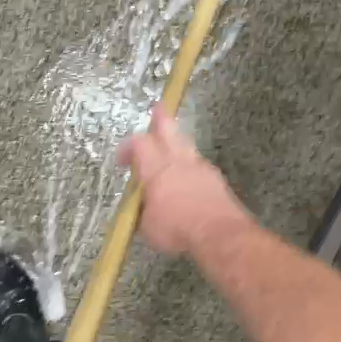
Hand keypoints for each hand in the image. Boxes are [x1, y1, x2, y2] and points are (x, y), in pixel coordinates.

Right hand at [117, 107, 252, 256]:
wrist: (219, 233)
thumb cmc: (176, 229)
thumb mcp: (147, 226)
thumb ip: (143, 210)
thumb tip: (143, 207)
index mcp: (156, 169)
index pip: (139, 144)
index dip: (128, 147)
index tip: (121, 159)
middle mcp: (178, 161)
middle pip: (168, 131)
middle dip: (161, 119)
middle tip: (158, 108)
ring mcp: (200, 168)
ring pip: (186, 146)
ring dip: (177, 143)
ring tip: (173, 145)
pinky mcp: (215, 179)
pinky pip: (199, 165)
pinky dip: (191, 166)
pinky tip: (189, 176)